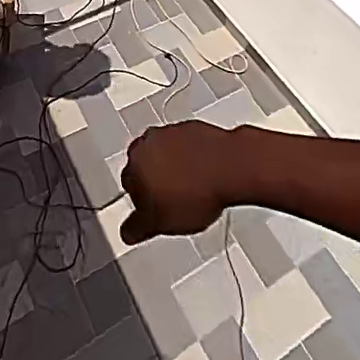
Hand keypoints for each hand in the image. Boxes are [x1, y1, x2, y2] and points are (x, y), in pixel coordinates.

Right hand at [119, 121, 245, 243]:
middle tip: (171, 202)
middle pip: (145, 166)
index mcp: (135, 162)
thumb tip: (128, 231)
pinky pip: (185, 146)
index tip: (152, 213)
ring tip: (190, 190)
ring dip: (172, 168)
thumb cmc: (197, 191)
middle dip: (155, 182)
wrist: (232, 168)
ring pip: (165, 154)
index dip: (142, 203)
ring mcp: (172, 132)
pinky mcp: (192, 128)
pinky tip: (202, 176)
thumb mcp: (161, 223)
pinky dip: (190, 158)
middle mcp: (150, 140)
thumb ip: (137, 228)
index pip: (128, 185)